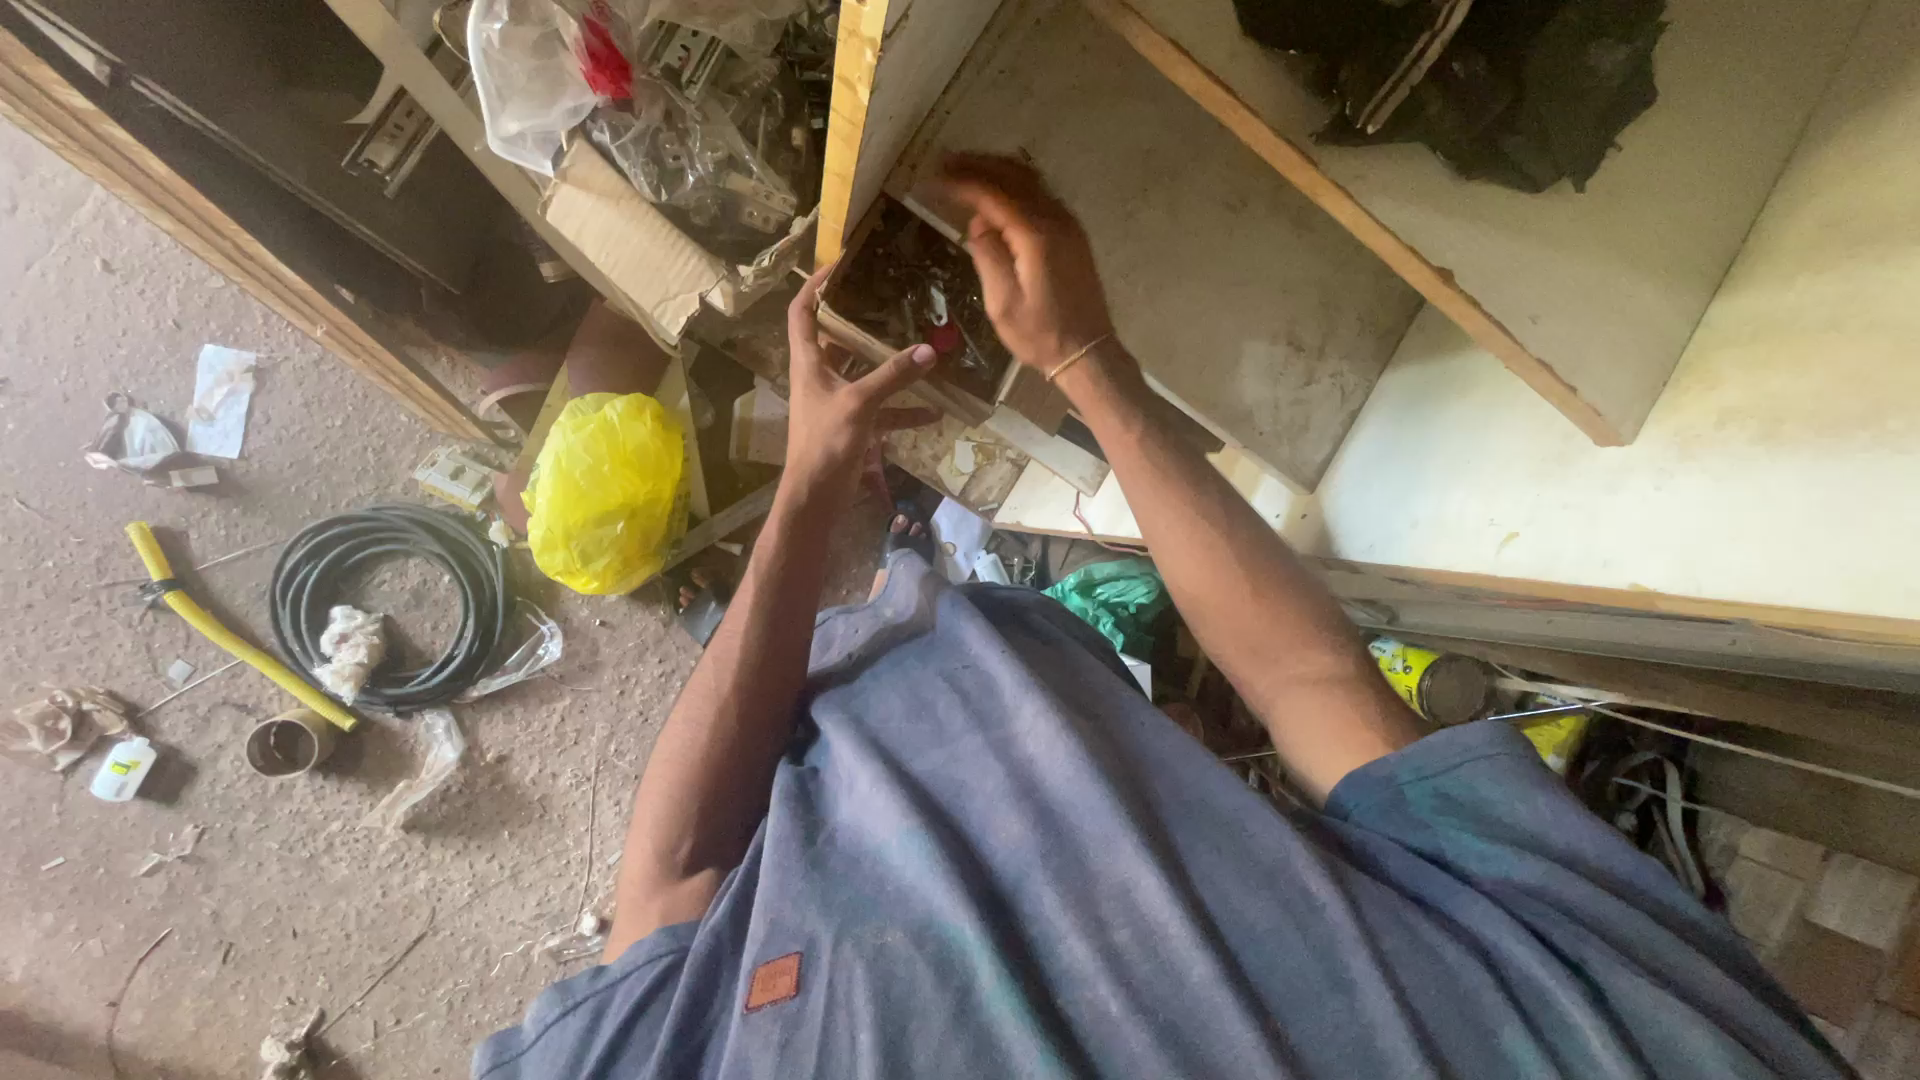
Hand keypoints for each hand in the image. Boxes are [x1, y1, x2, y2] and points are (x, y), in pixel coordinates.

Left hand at [783, 263, 938, 503]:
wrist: (815, 497)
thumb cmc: (825, 443)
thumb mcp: (859, 404)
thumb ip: (893, 376)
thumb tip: (929, 350)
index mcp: (808, 362)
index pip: (803, 311)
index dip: (816, 285)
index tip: (841, 265)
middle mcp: (821, 376)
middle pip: (839, 339)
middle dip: (864, 321)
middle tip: (895, 301)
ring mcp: (837, 401)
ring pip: (866, 374)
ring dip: (892, 366)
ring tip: (922, 348)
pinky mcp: (853, 426)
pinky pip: (882, 410)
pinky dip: (904, 410)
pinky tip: (934, 412)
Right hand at [935, 153, 1115, 371]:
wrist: (1086, 352)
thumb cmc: (1040, 335)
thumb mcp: (1002, 303)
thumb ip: (987, 257)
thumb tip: (977, 225)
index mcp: (1036, 235)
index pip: (992, 193)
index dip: (960, 182)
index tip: (932, 177)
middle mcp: (1056, 219)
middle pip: (1013, 175)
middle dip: (976, 166)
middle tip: (943, 163)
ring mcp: (1068, 224)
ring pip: (1030, 180)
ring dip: (996, 170)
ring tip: (964, 171)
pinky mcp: (1072, 234)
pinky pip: (1041, 194)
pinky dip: (1014, 185)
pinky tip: (996, 194)